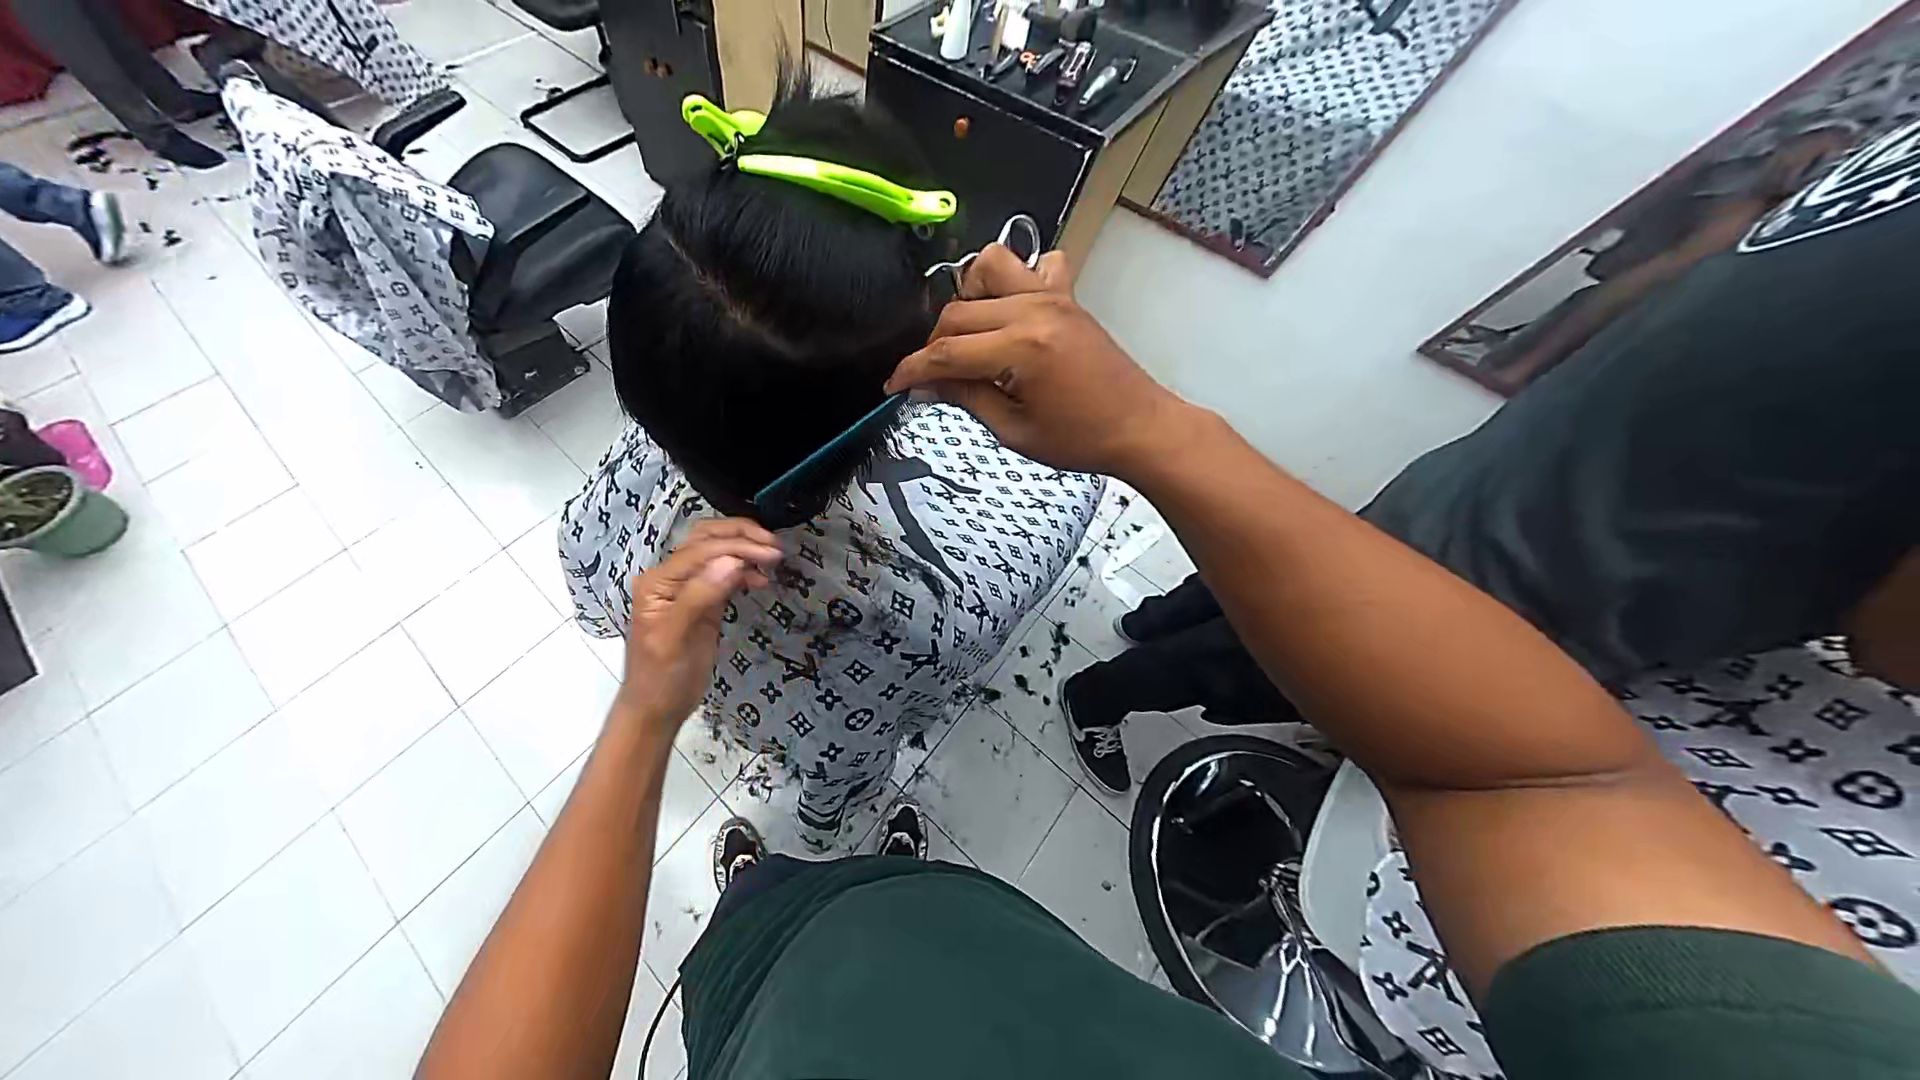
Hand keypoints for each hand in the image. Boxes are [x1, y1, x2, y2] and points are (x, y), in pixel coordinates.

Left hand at [617, 518, 782, 727]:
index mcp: (658, 581)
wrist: (657, 708)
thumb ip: (700, 597)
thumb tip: (732, 562)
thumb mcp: (675, 638)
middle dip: (741, 536)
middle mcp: (671, 577)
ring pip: (717, 551)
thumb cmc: (661, 677)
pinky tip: (760, 579)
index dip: (738, 547)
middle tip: (775, 546)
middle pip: (707, 538)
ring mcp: (688, 587)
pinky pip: (725, 573)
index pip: (702, 550)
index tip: (772, 554)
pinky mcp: (704, 600)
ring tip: (773, 559)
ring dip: (745, 548)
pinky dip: (745, 569)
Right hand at [885, 244, 1199, 475]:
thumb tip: (927, 385)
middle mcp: (1033, 310)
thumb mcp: (1014, 431)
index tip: (894, 387)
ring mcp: (1052, 296)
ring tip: (972, 336)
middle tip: (934, 378)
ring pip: (989, 266)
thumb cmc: (1082, 439)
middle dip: (934, 345)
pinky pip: (1033, 265)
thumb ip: (967, 399)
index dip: (911, 371)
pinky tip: (1012, 311)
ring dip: (969, 296)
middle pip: (957, 312)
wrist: (1140, 427)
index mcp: (1019, 349)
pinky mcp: (1067, 297)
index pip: (945, 353)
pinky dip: (1014, 280)